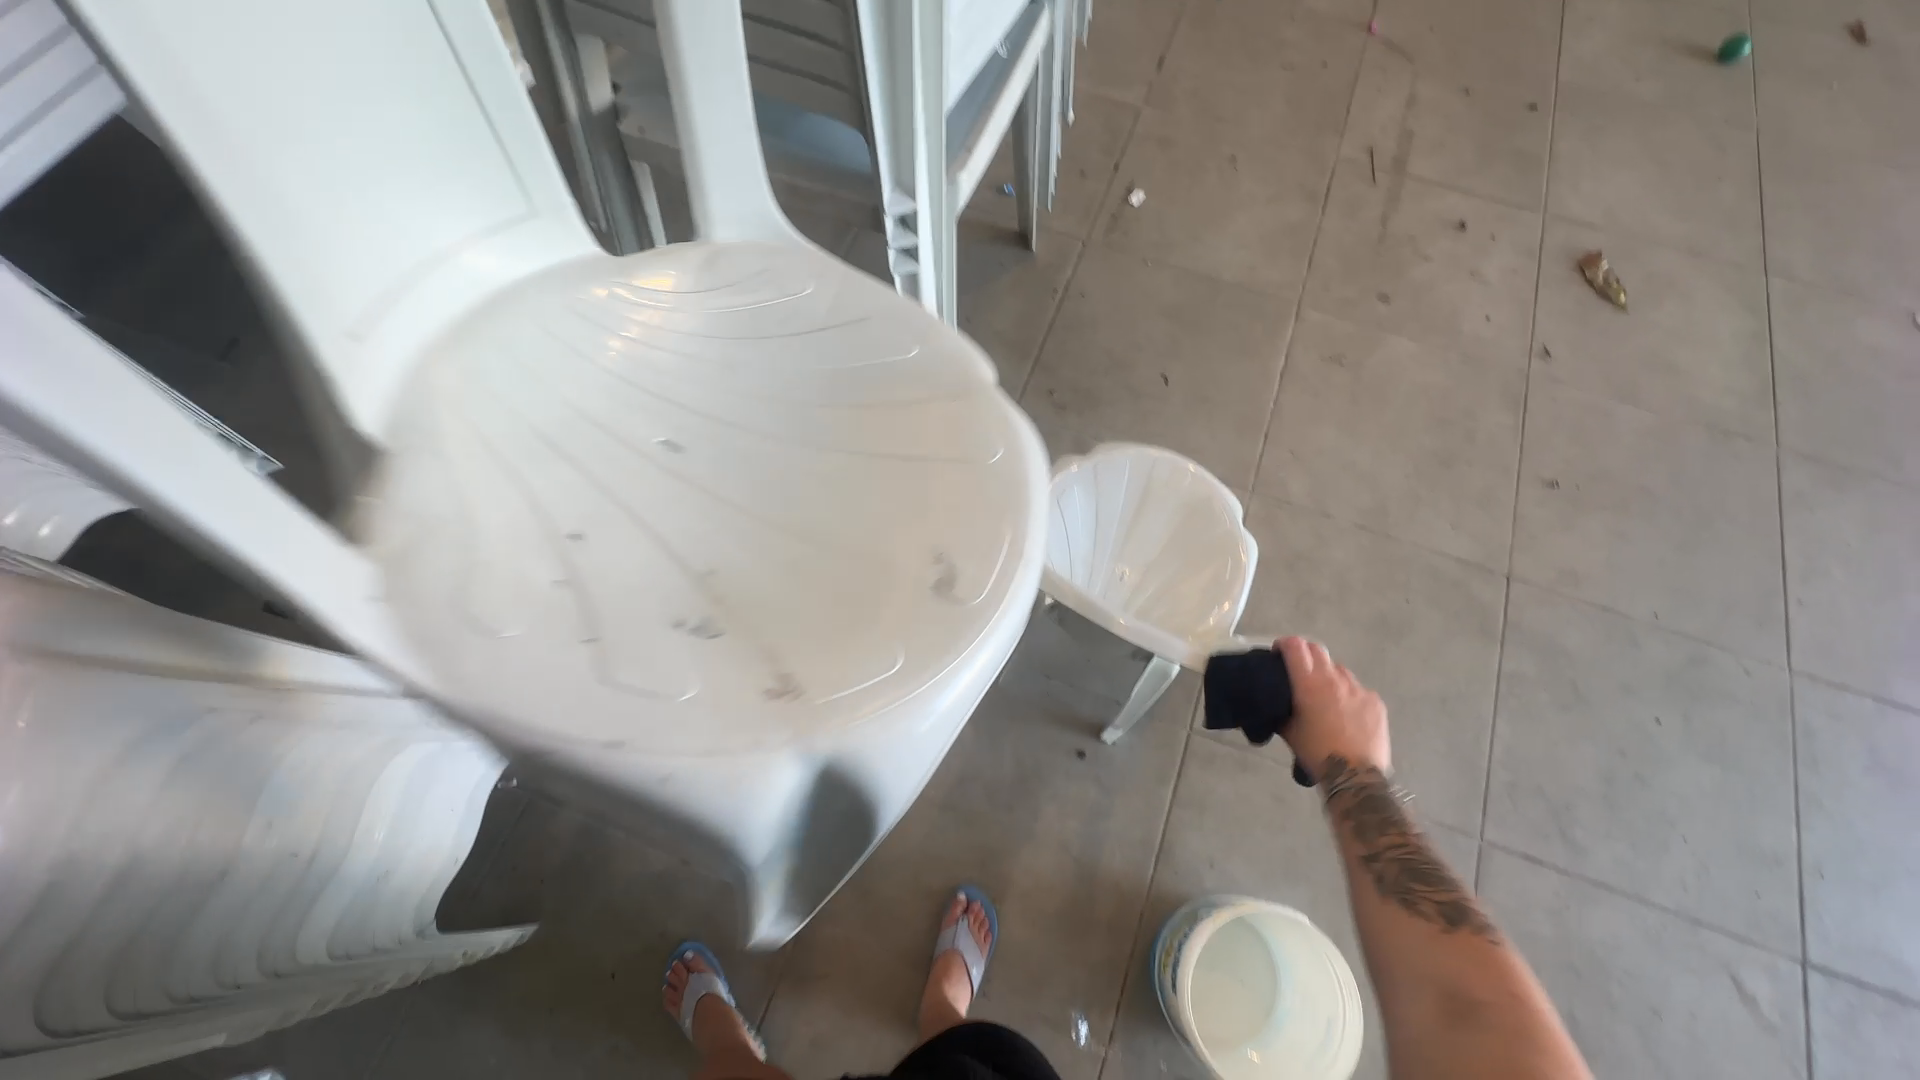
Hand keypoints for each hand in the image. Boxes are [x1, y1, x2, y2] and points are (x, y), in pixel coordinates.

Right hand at [1276, 636, 1390, 780]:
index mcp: (1309, 684)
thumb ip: (1281, 709)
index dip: (1284, 644)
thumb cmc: (1316, 752)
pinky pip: (1357, 689)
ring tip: (1324, 695)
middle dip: (1304, 654)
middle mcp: (1334, 679)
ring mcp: (1358, 689)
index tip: (1278, 653)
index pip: (1295, 646)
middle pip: (1317, 650)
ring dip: (1327, 675)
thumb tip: (1277, 701)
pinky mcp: (1375, 701)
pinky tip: (1346, 714)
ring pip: (1338, 669)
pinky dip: (1347, 694)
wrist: (1356, 775)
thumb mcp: (1288, 731)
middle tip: (1297, 671)